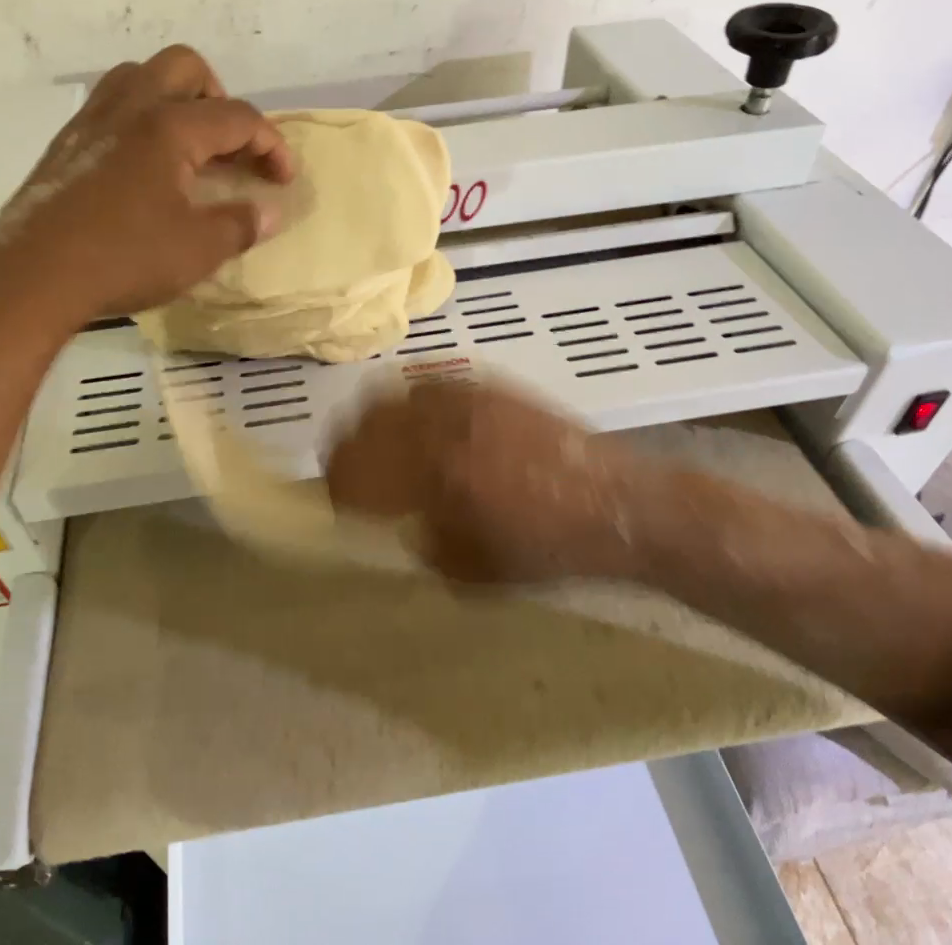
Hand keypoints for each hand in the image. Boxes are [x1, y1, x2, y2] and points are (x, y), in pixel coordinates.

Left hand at [0, 45, 294, 324]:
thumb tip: (270, 212)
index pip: (237, 117)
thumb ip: (240, 225)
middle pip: (184, 68)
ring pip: (139, 77)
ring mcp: (91, 121)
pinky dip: (139, 120)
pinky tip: (143, 168)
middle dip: (220, 98)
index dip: (270, 144)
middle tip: (231, 145)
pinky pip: (110, 107)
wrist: (32, 276)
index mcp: (170, 126)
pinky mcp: (65, 145)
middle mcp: (130, 108)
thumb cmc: (123, 258)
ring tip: (187, 146)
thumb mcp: (198, 250)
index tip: (283, 179)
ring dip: (174, 99)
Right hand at [324, 380, 637, 583]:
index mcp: (437, 480)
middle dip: (347, 448)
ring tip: (379, 441)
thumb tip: (397, 524)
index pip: (360, 473)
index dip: (337, 487)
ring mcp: (470, 401)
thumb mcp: (473, 571)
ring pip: (393, 394)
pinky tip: (420, 419)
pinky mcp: (492, 387)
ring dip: (374, 420)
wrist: (618, 508)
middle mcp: (447, 429)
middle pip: (366, 423)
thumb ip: (423, 544)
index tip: (334, 500)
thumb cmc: (547, 551)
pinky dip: (412, 399)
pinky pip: (433, 381)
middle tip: (349, 469)